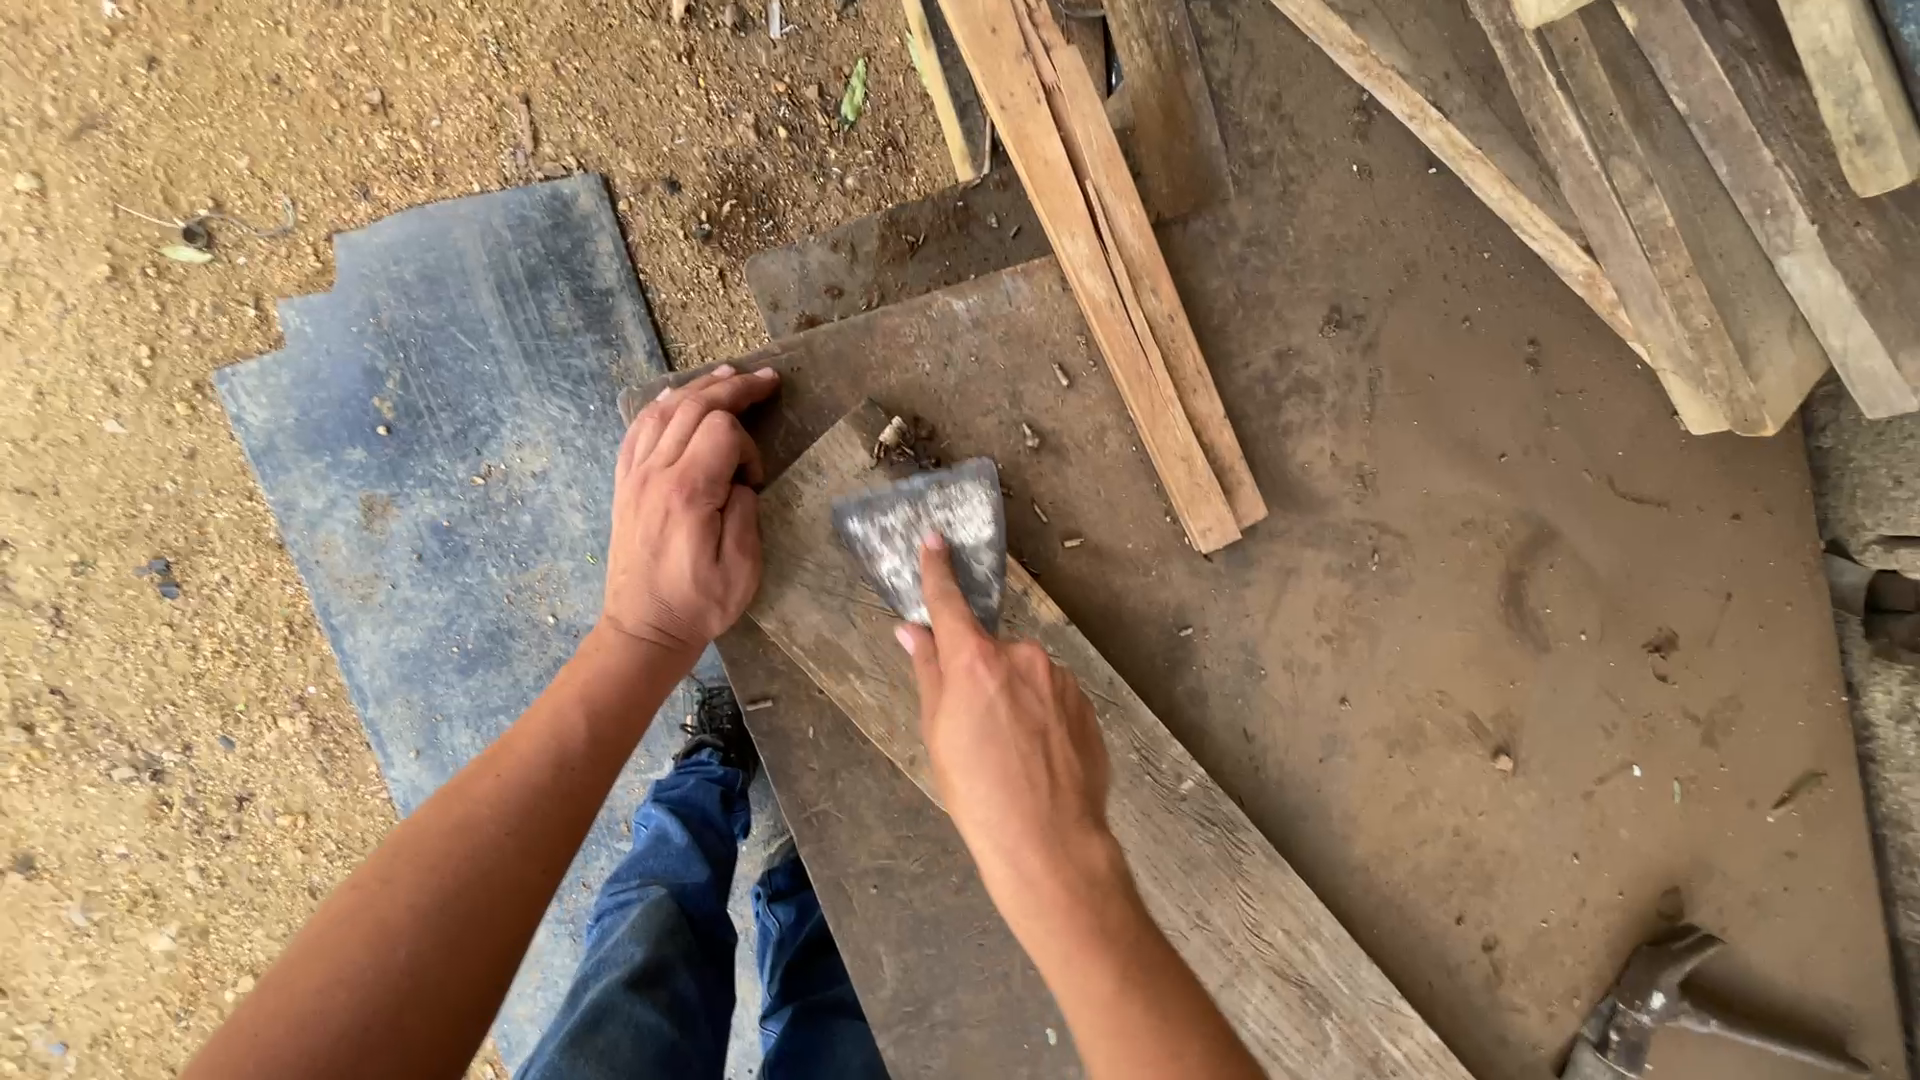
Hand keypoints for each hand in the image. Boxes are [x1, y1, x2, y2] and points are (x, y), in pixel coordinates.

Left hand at [601, 364, 779, 662]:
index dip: (748, 445)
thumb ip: (744, 513)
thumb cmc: (699, 605)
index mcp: (687, 493)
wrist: (643, 628)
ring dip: (699, 389)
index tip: (755, 481)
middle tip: (767, 380)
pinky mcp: (625, 484)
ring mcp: (634, 476)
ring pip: (664, 410)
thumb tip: (739, 480)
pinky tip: (676, 397)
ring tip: (728, 376)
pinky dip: (660, 406)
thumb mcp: (742, 569)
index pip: (722, 431)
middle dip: (733, 389)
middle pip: (693, 407)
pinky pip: (638, 430)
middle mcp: (655, 474)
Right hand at [895, 533, 1123, 931]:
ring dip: (1014, 697)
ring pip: (1024, 675)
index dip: (937, 569)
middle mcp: (1022, 656)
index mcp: (976, 661)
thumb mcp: (938, 733)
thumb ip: (928, 672)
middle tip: (976, 726)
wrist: (1049, 841)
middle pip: (991, 650)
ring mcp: (1059, 677)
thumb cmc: (978, 793)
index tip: (935, 540)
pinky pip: (1052, 695)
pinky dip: (1041, 714)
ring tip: (1012, 751)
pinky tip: (1038, 755)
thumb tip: (912, 631)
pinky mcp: (1084, 701)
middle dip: (981, 675)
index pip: (949, 602)